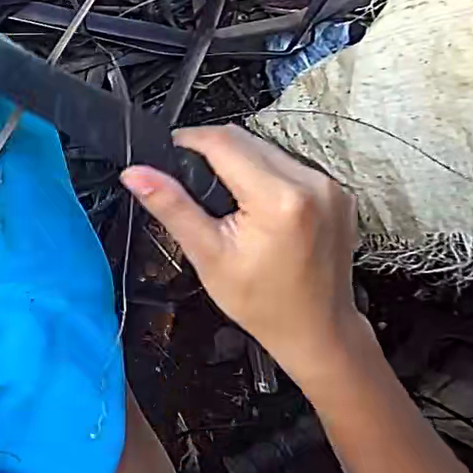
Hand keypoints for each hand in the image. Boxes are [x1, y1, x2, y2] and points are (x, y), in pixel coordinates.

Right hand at [120, 126, 363, 381]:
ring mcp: (329, 187)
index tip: (169, 152)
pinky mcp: (336, 192)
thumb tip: (136, 174)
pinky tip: (252, 203)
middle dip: (211, 150)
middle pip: (245, 139)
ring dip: (238, 159)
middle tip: (190, 180)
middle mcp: (312, 184)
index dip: (189, 140)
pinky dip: (263, 173)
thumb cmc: (264, 303)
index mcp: (280, 199)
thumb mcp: (207, 255)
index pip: (223, 141)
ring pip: (266, 148)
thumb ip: (171, 206)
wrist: (317, 332)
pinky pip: (287, 164)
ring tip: (222, 196)